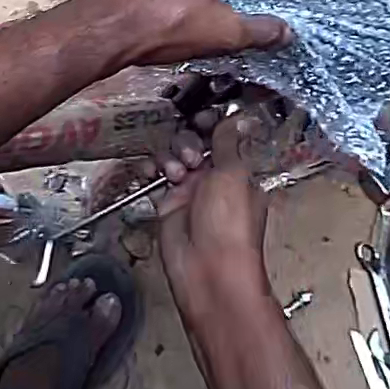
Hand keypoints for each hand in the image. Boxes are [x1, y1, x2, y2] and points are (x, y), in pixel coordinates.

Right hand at [156, 111, 274, 316]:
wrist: (208, 272)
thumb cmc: (229, 222)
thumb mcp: (234, 174)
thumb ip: (228, 141)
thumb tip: (239, 115)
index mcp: (236, 170)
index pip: (220, 135)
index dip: (208, 122)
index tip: (199, 117)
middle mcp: (213, 177)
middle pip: (194, 141)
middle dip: (188, 142)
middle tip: (191, 160)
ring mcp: (189, 190)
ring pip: (173, 154)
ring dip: (170, 156)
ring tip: (175, 174)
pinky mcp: (167, 202)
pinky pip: (155, 174)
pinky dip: (150, 168)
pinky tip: (151, 172)